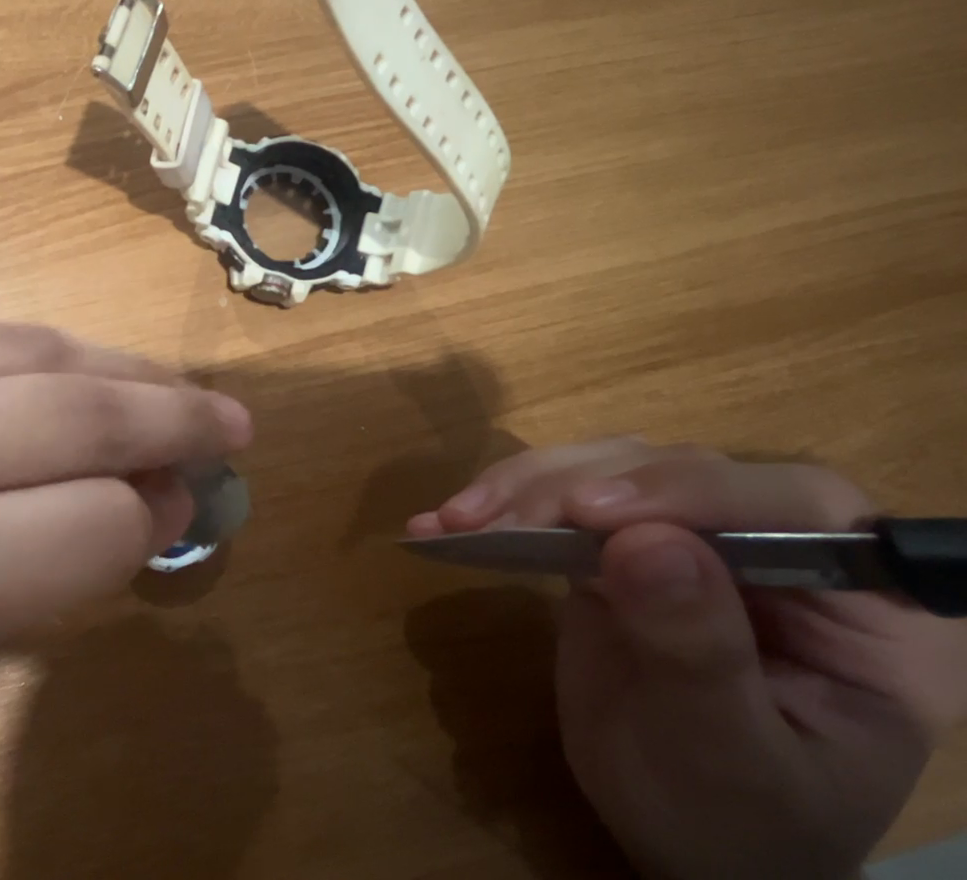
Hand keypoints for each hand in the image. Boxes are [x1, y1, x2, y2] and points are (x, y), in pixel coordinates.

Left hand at [0, 324, 251, 732]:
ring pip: (33, 351)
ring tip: (176, 394)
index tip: (181, 507)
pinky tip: (89, 371)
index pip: (80, 526)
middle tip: (229, 429)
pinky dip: (51, 352)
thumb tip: (159, 495)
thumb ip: (55, 571)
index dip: (147, 517)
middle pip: (67, 417)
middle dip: (168, 419)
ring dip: (122, 370)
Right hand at [411, 438, 966, 879]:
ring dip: (524, 489)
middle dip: (576, 486)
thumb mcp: (725, 754)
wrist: (688, 849)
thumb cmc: (734, 821)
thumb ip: (698, 650)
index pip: (798, 506)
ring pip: (612, 472)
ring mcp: (698, 546)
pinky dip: (502, 511)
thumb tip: (644, 543)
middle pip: (683, 473)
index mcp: (867, 608)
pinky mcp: (622, 552)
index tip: (589, 513)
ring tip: (453, 521)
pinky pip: (564, 507)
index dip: (693, 491)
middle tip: (489, 520)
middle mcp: (786, 554)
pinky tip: (448, 527)